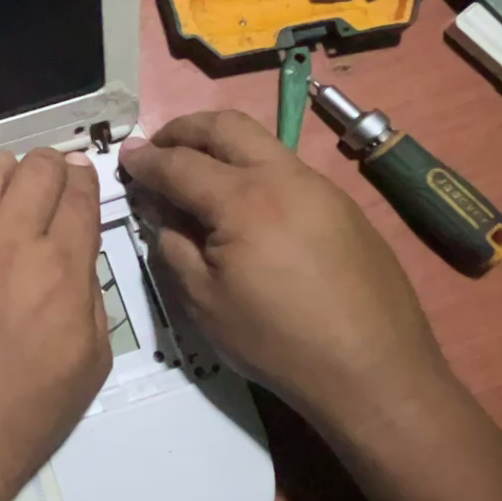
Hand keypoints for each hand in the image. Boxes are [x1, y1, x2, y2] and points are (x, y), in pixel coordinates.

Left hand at [0, 148, 108, 500]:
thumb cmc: (28, 411)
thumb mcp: (90, 360)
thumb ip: (89, 293)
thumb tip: (73, 254)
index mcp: (59, 269)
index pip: (79, 194)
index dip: (86, 180)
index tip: (84, 179)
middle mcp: (8, 241)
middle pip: (36, 168)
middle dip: (54, 166)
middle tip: (55, 184)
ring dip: (8, 171)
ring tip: (12, 192)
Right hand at [119, 110, 450, 426]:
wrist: (377, 374)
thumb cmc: (278, 343)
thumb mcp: (204, 302)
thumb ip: (172, 244)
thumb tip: (161, 208)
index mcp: (243, 201)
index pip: (180, 164)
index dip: (146, 160)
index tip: (124, 156)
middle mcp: (283, 178)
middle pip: (224, 126)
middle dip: (183, 129)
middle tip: (157, 147)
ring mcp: (319, 187)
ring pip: (260, 140)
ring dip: (219, 143)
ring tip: (195, 169)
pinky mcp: (342, 205)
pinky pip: (284, 167)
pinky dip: (250, 167)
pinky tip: (241, 203)